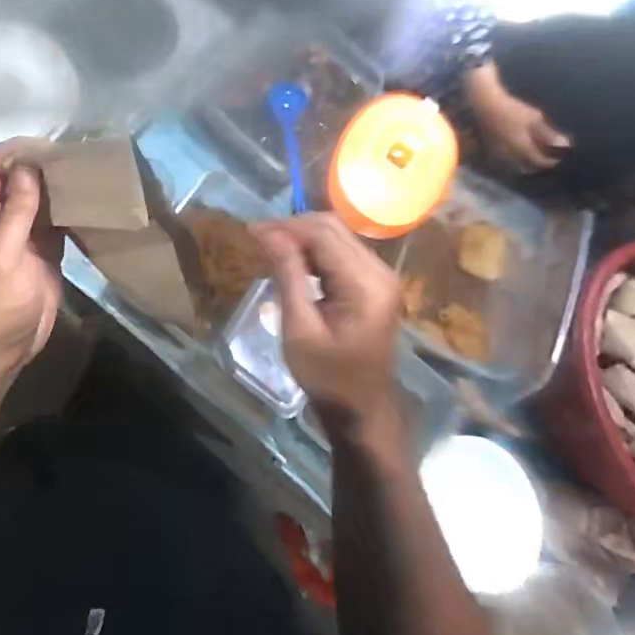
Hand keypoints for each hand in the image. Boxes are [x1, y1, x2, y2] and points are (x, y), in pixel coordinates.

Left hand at [0, 139, 62, 381]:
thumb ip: (16, 213)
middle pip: (13, 179)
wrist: (2, 351)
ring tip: (85, 171)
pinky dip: (68, 207)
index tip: (46, 148)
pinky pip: (54, 219)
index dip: (12, 154)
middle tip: (74, 156)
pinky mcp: (43, 250)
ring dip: (56, 184)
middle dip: (38, 164)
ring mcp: (20, 236)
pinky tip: (88, 199)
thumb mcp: (3, 258)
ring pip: (36, 197)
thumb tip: (28, 168)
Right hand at [252, 214, 400, 422]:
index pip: (324, 235)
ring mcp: (382, 275)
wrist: (362, 408)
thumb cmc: (328, 376)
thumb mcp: (300, 329)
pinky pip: (345, 253)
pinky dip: (318, 252)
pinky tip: (295, 262)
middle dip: (295, 227)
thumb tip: (267, 232)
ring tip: (271, 248)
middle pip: (335, 229)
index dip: (287, 227)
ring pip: (340, 237)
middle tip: (259, 237)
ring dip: (305, 238)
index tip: (252, 230)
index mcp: (366, 283)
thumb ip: (288, 275)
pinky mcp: (376, 282)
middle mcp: (380, 271)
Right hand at [463, 63, 570, 171]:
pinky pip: (504, 161)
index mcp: (522, 149)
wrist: (485, 104)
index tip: (558, 157)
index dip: (550, 161)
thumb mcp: (534, 118)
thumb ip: (549, 134)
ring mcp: (498, 154)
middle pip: (527, 168)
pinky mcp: (490, 149)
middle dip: (537, 164)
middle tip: (545, 157)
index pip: (540, 162)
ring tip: (530, 155)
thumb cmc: (512, 109)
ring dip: (524, 163)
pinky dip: (513, 159)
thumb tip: (566, 144)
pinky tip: (516, 150)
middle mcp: (510, 156)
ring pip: (514, 166)